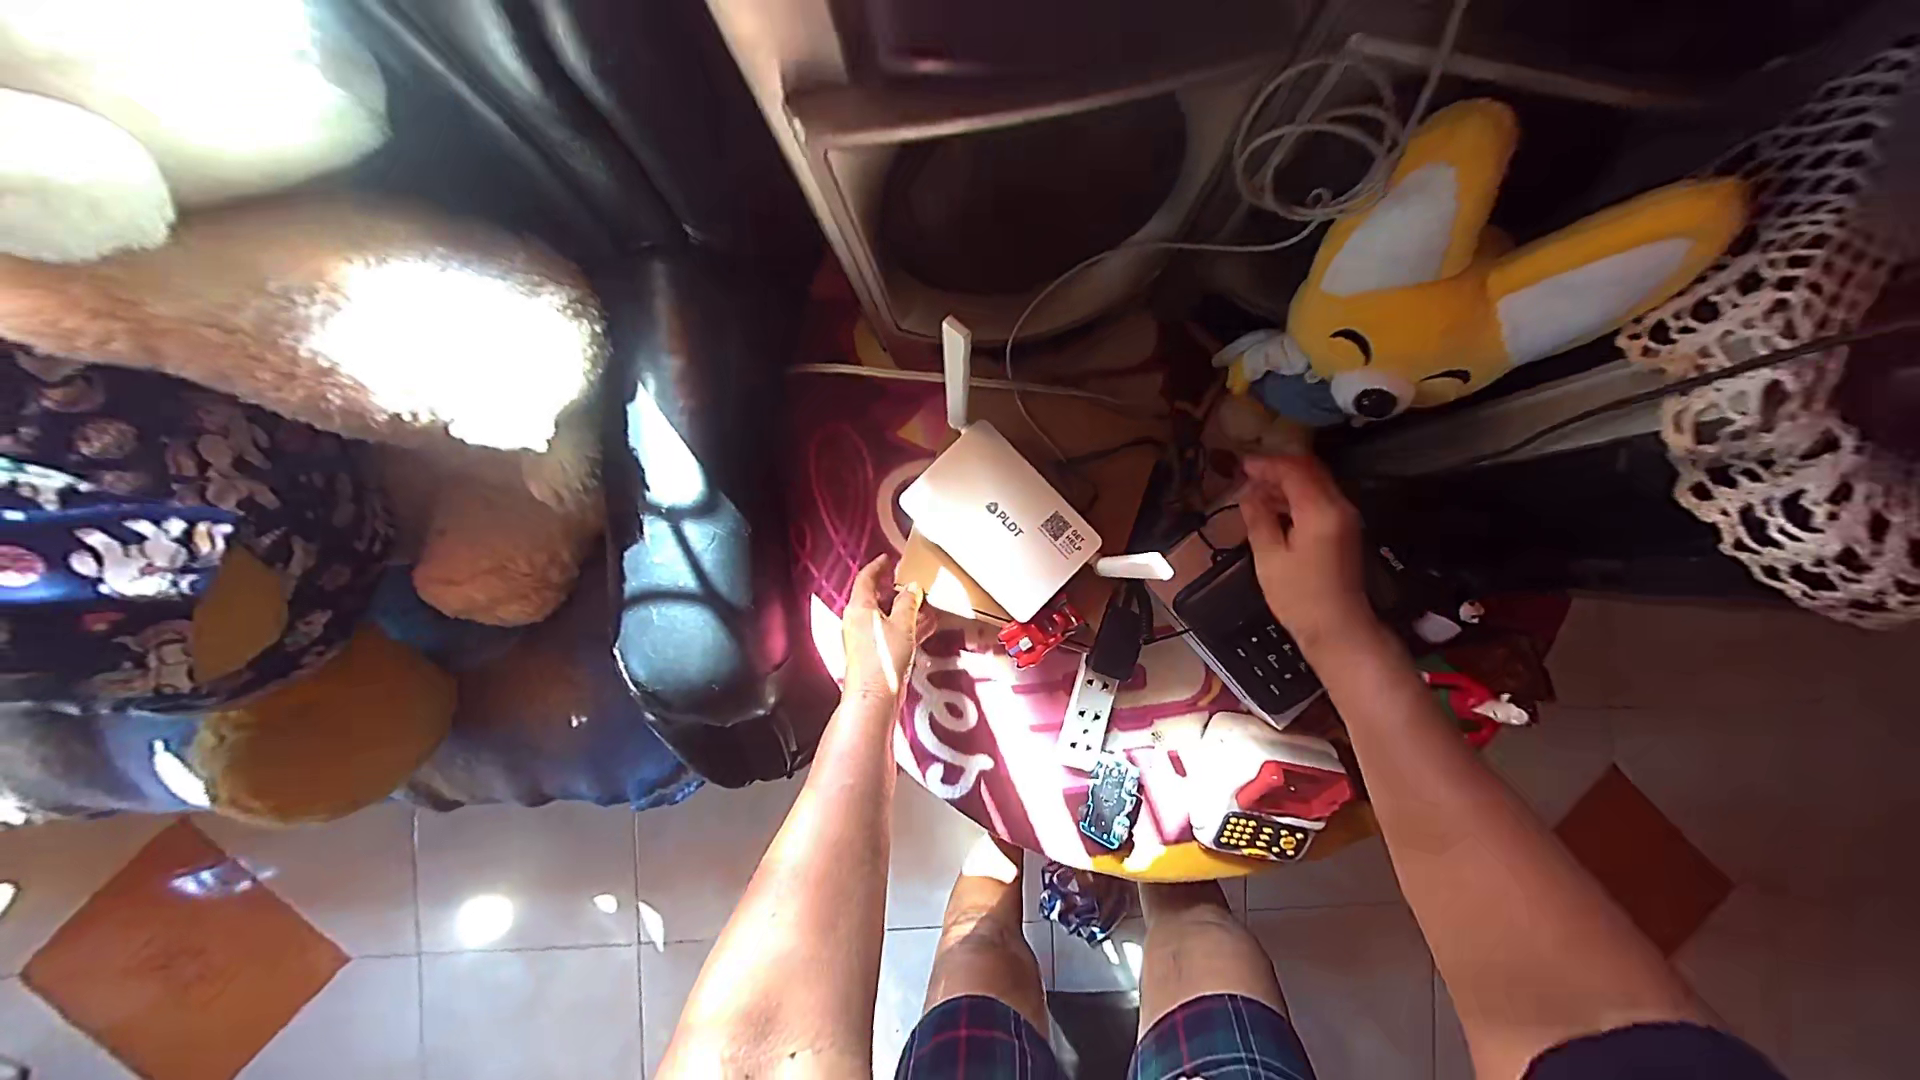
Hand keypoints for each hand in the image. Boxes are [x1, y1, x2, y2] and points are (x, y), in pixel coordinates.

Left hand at [840, 554, 928, 703]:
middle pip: (876, 597)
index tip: (888, 559)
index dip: (878, 566)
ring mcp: (866, 638)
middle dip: (896, 589)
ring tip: (925, 603)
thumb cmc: (883, 659)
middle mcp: (859, 621)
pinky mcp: (876, 653)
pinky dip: (907, 626)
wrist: (875, 697)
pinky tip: (926, 625)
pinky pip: (892, 632)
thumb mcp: (902, 624)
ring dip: (905, 609)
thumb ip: (908, 603)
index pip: (866, 578)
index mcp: (859, 608)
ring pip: (887, 616)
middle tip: (912, 581)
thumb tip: (912, 588)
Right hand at [1240, 454, 1375, 652]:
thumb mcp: (1268, 556)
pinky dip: (1294, 496)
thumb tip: (1248, 495)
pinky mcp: (1342, 530)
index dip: (1266, 464)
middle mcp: (1339, 508)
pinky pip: (1318, 499)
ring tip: (1253, 490)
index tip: (1241, 465)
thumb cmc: (1299, 596)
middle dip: (1276, 468)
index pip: (1294, 470)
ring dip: (1284, 481)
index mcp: (1320, 512)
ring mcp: (1344, 518)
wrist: (1336, 626)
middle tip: (1246, 473)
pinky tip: (1272, 507)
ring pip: (1314, 483)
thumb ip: (1258, 518)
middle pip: (1309, 470)